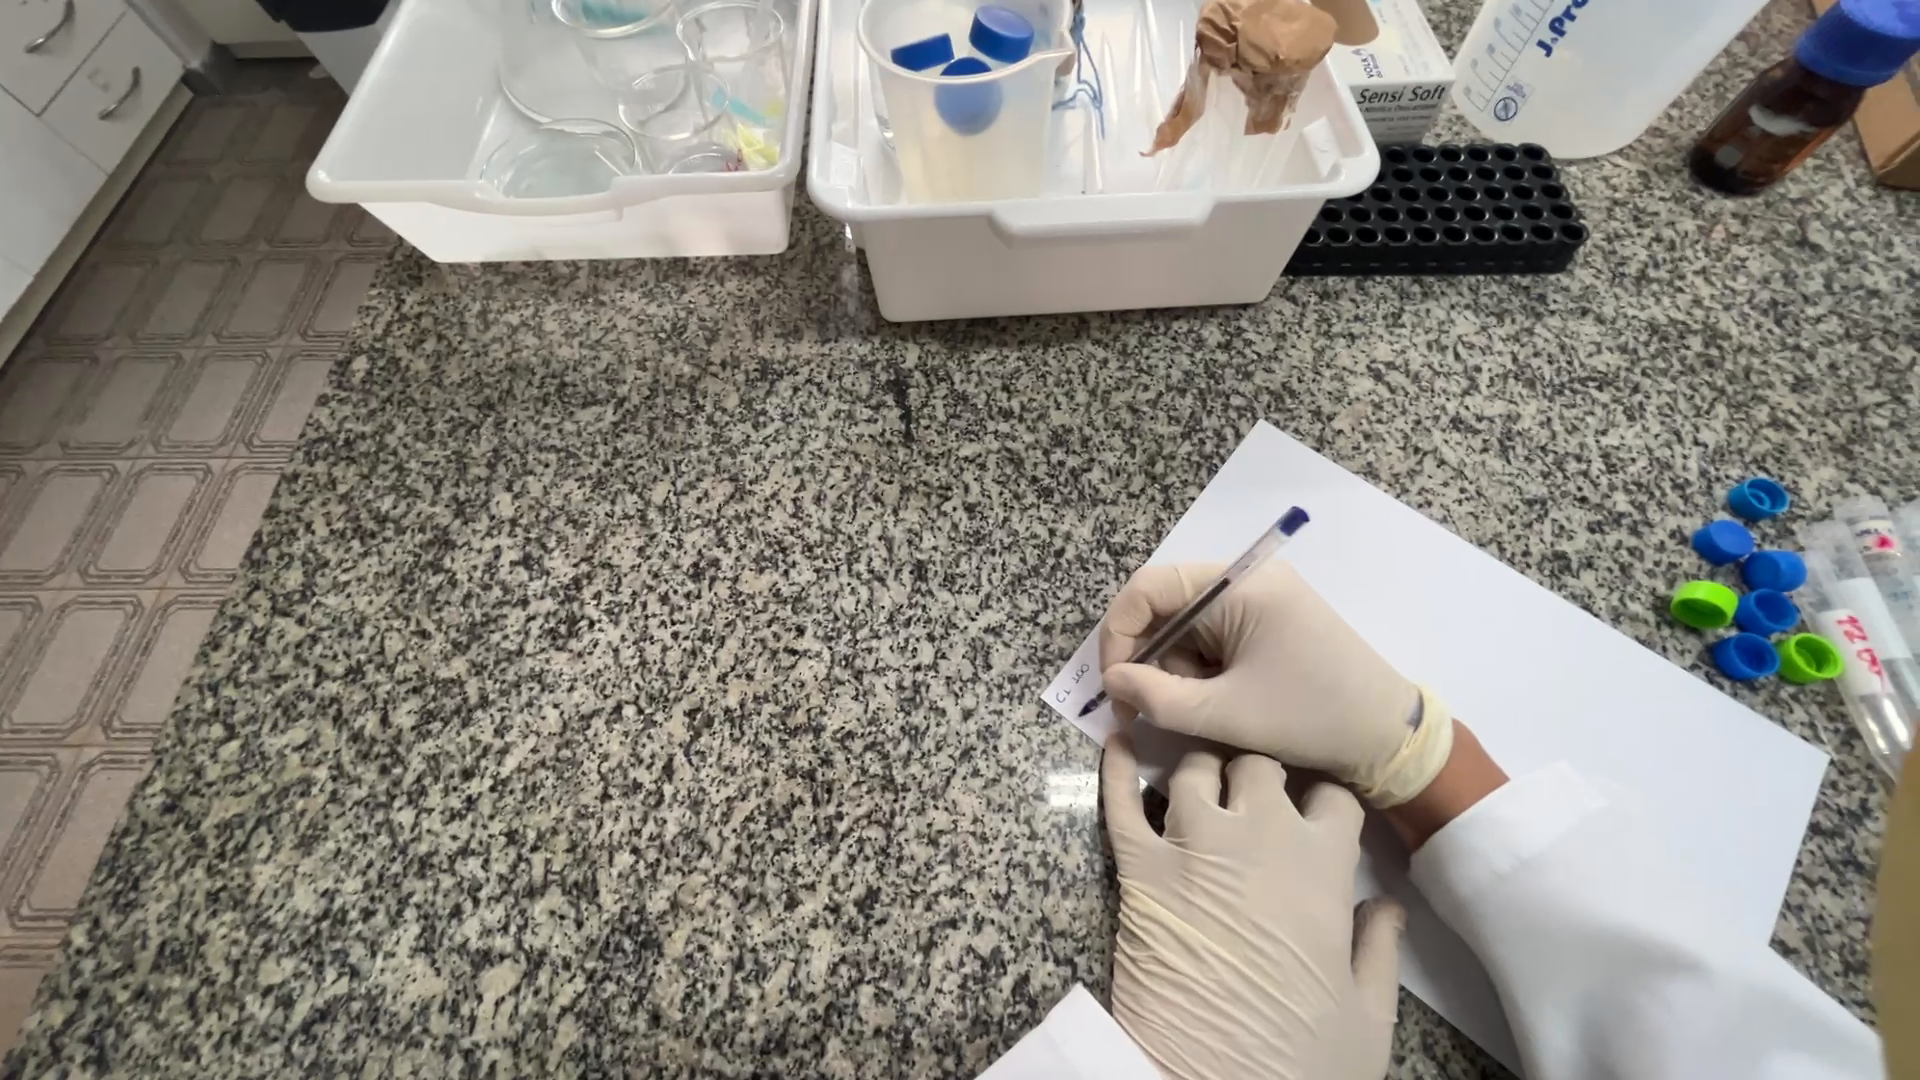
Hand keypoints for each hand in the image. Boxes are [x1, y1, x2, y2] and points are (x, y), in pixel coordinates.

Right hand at [1100, 561, 1451, 806]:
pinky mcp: (1264, 618)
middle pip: (1163, 605)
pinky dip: (1197, 667)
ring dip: (1173, 667)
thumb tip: (1112, 682)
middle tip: (1144, 705)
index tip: (1116, 684)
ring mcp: (1256, 597)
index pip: (1148, 587)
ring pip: (1181, 624)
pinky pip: (1207, 634)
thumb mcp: (1225, 714)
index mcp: (1239, 587)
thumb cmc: (1311, 719)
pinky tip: (1216, 697)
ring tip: (1199, 707)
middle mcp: (1245, 579)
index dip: (1118, 633)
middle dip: (1147, 657)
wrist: (1389, 738)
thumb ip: (1157, 697)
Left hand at [1103, 735, 1403, 1079]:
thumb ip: (1379, 949)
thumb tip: (1390, 903)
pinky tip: (1117, 741)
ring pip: (1196, 768)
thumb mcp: (1366, 1016)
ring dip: (1200, 771)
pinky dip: (1115, 767)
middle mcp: (1256, 835)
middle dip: (1259, 775)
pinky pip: (1120, 800)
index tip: (1317, 812)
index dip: (1325, 801)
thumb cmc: (1297, 1059)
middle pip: (1258, 766)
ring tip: (1200, 784)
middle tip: (1253, 797)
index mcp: (1321, 866)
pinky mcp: (1138, 862)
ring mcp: (1191, 843)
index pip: (1331, 797)